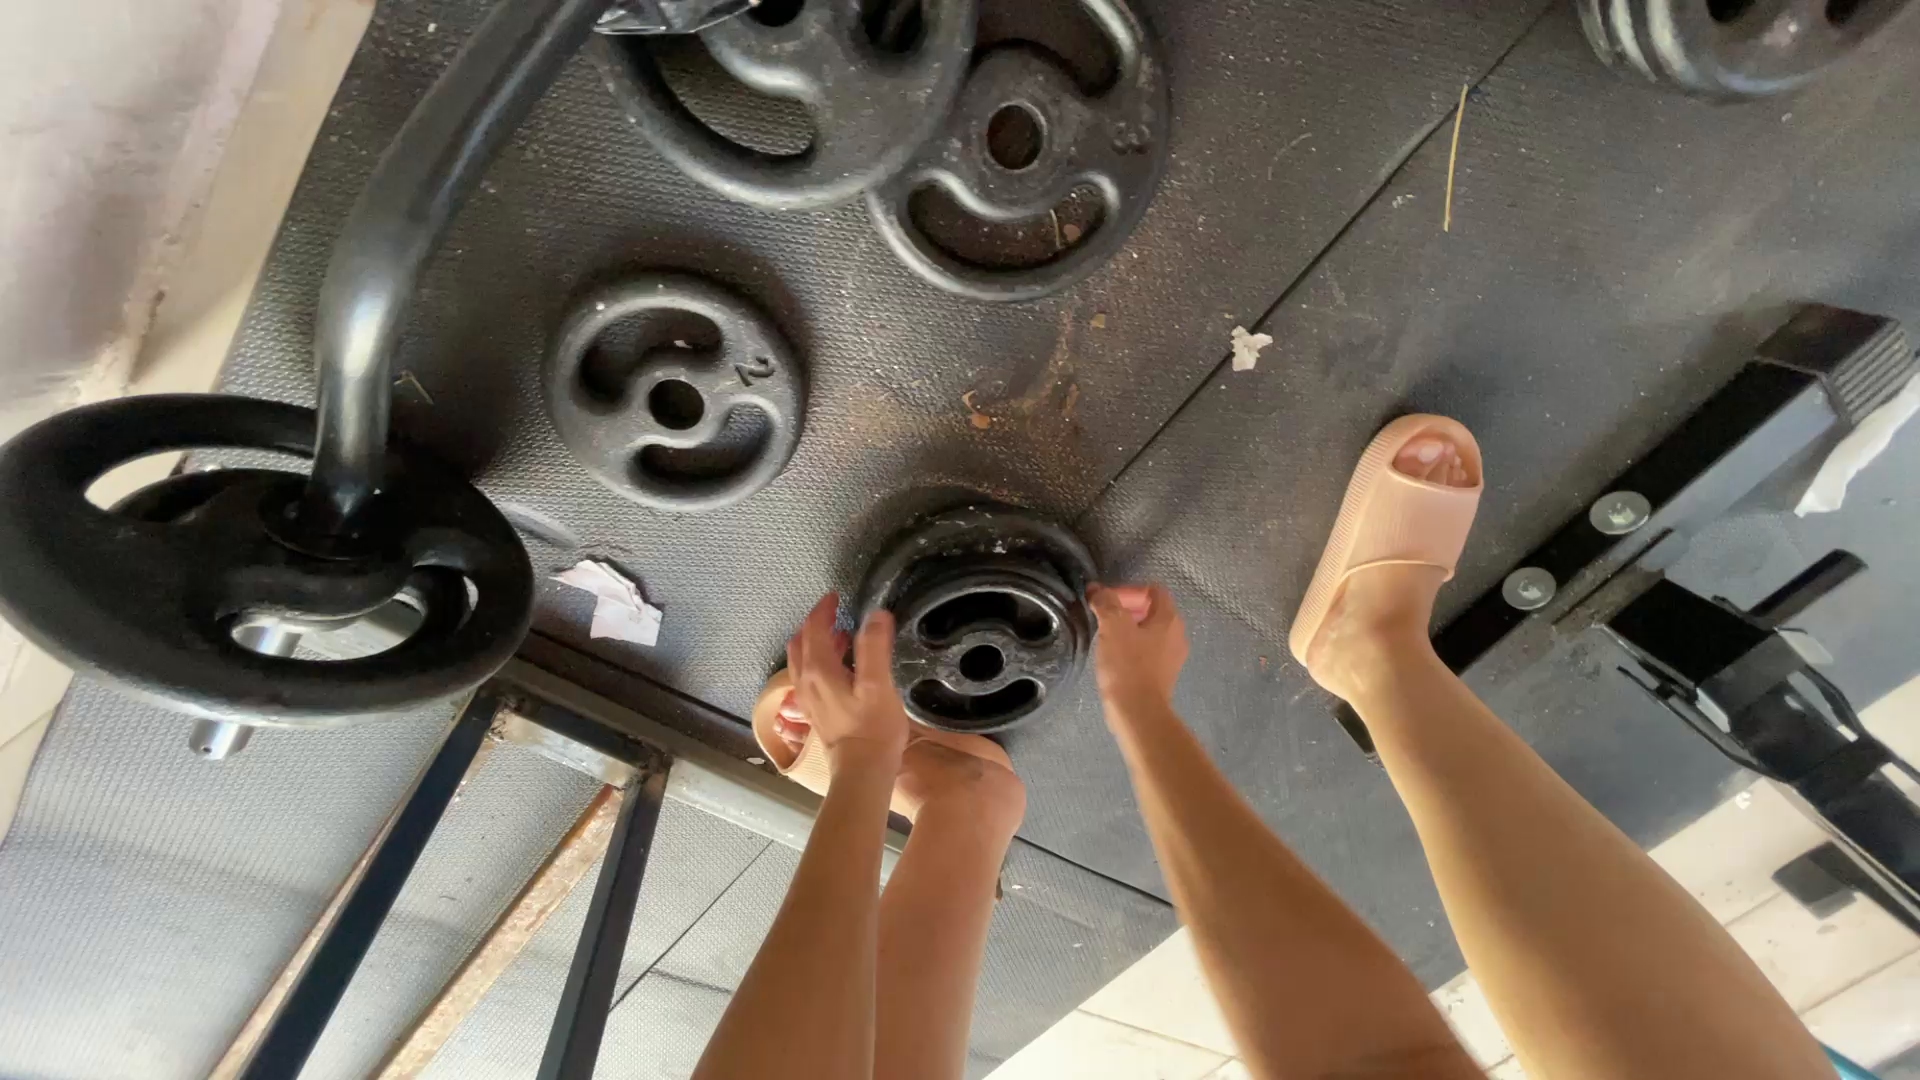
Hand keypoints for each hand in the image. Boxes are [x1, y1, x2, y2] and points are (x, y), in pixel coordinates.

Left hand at [785, 593, 909, 768]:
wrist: (862, 772)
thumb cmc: (873, 729)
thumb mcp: (879, 685)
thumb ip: (875, 647)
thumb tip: (876, 614)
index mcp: (819, 670)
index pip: (813, 629)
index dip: (823, 609)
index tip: (835, 596)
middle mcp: (807, 682)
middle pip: (801, 643)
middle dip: (816, 624)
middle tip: (836, 613)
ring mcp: (809, 699)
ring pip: (803, 661)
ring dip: (817, 643)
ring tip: (842, 636)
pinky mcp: (817, 713)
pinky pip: (810, 677)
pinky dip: (820, 662)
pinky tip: (841, 668)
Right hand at [1087, 583, 1189, 715]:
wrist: (1138, 712)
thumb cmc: (1127, 665)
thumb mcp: (1113, 626)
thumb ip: (1106, 602)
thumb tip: (1097, 589)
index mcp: (1169, 619)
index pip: (1154, 590)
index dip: (1129, 589)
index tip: (1108, 601)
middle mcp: (1176, 635)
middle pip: (1152, 610)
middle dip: (1126, 608)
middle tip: (1104, 617)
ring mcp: (1172, 657)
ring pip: (1149, 632)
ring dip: (1127, 629)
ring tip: (1105, 637)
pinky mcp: (1162, 675)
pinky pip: (1147, 652)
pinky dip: (1131, 648)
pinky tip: (1113, 658)